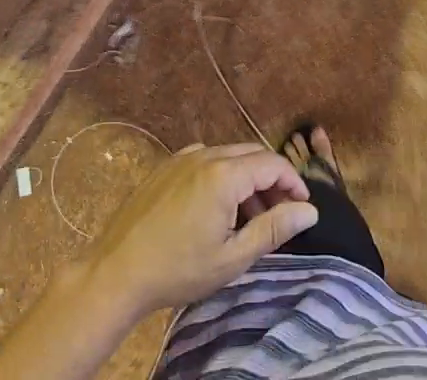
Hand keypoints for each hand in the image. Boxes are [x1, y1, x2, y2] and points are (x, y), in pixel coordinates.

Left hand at [80, 142, 317, 316]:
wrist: (117, 272)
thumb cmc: (179, 268)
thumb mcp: (234, 257)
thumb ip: (274, 228)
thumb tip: (309, 211)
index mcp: (224, 174)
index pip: (272, 163)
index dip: (293, 182)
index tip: (302, 209)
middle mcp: (204, 155)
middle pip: (251, 154)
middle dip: (272, 179)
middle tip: (279, 214)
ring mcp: (180, 158)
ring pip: (228, 156)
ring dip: (247, 178)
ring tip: (249, 217)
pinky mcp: (164, 168)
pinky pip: (204, 160)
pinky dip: (222, 176)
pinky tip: (216, 208)